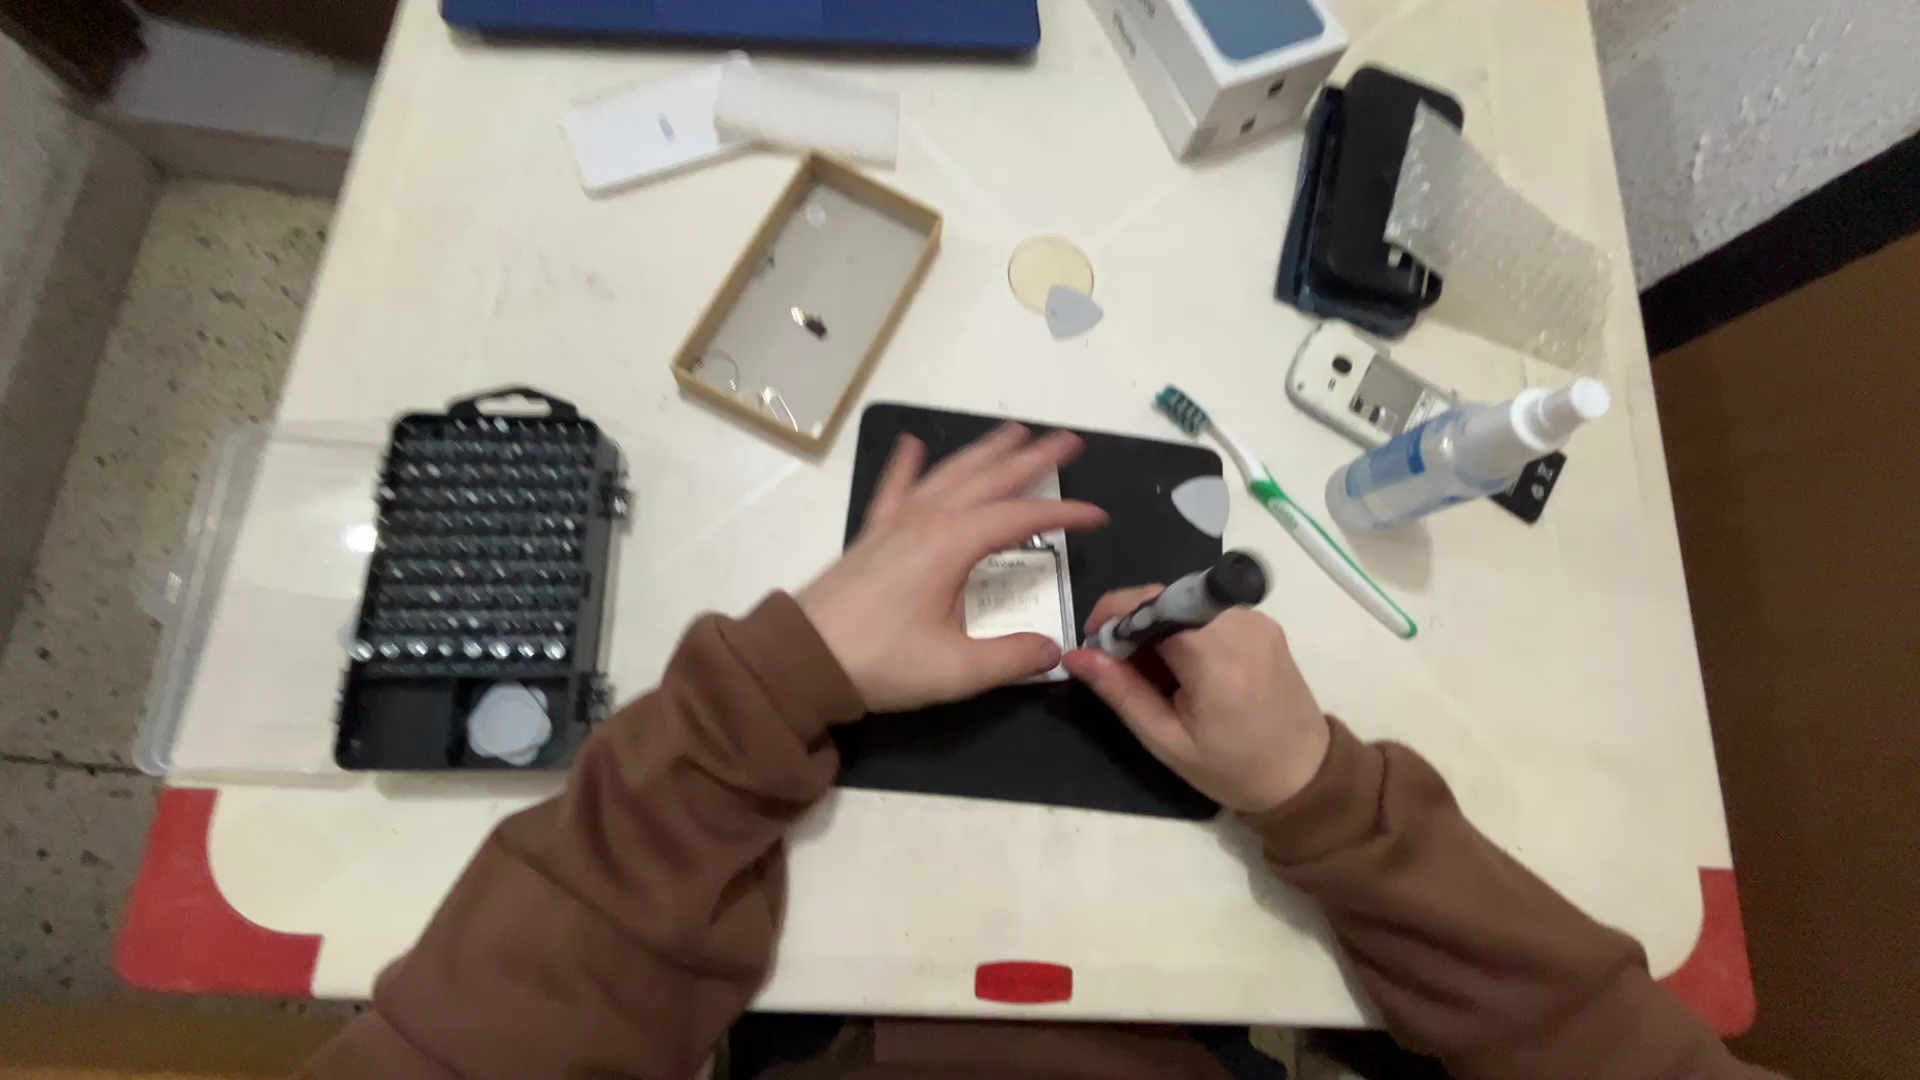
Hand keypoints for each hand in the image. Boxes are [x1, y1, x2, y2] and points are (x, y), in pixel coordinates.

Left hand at [799, 424, 1108, 713]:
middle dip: (1032, 458)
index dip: (1064, 513)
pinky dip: (906, 465)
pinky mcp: (873, 533)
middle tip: (1067, 440)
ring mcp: (897, 521)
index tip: (1098, 517)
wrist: (803, 659)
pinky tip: (912, 444)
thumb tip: (1055, 649)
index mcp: (953, 544)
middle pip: (990, 478)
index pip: (1021, 517)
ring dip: (984, 451)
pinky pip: (894, 488)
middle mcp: (928, 519)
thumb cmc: (881, 662)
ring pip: (949, 473)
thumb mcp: (956, 671)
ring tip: (1012, 431)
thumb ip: (1012, 658)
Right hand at [1062, 587, 1330, 812]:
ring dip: (1155, 625)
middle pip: (1165, 598)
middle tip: (1118, 663)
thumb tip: (1073, 655)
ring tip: (1152, 670)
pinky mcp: (1261, 622)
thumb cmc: (1230, 769)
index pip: (1152, 605)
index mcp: (1216, 660)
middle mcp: (1240, 626)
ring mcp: (1255, 620)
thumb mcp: (1165, 740)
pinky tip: (1181, 664)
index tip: (1093, 643)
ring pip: (1183, 601)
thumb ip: (1119, 691)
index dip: (1114, 614)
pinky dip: (1182, 627)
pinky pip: (1205, 609)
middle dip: (1132, 622)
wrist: (1305, 776)